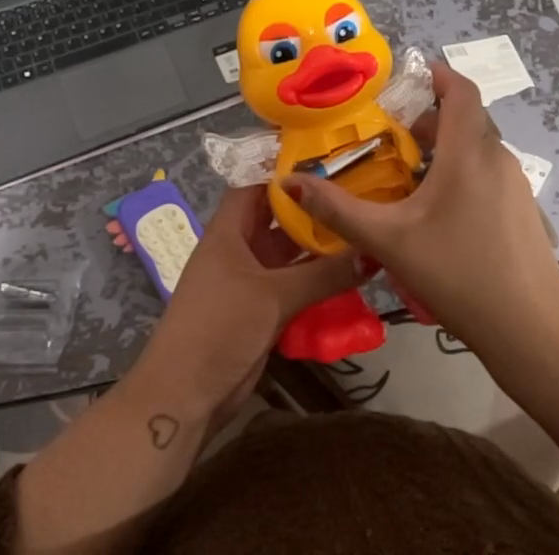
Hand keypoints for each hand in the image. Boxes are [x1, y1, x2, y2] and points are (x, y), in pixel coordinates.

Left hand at [134, 185, 362, 421]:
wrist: (186, 394)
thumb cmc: (220, 328)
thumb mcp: (274, 296)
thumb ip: (324, 274)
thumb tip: (373, 252)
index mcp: (227, 232)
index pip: (255, 186)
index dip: (285, 173)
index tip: (328, 163)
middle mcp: (238, 250)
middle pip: (276, 220)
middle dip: (311, 210)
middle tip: (358, 196)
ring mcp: (248, 281)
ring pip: (287, 255)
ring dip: (318, 247)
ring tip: (362, 230)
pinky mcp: (260, 311)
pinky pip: (293, 285)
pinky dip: (317, 280)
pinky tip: (351, 275)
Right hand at [282, 62, 558, 355]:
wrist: (530, 330)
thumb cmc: (458, 274)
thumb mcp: (388, 241)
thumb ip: (337, 210)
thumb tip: (290, 183)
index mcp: (469, 153)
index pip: (461, 91)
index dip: (437, 74)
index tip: (406, 72)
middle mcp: (498, 159)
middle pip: (465, 119)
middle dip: (427, 115)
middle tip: (386, 127)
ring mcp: (515, 186)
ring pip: (476, 149)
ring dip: (441, 147)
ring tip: (401, 167)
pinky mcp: (521, 212)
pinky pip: (486, 173)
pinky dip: (458, 171)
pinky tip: (432, 207)